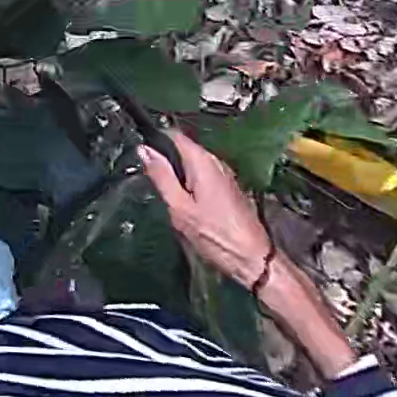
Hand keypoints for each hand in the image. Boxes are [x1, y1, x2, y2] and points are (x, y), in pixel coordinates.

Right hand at [137, 131, 271, 285]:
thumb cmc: (216, 235)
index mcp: (201, 160)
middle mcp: (214, 161)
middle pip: (182, 148)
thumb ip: (161, 176)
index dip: (154, 140)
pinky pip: (203, 175)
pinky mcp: (228, 187)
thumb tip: (144, 150)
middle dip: (166, 161)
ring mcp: (224, 174)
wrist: (255, 261)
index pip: (173, 134)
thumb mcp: (180, 208)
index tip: (142, 156)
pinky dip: (191, 184)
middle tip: (154, 184)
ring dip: (178, 175)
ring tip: (170, 197)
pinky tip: (188, 205)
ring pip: (192, 163)